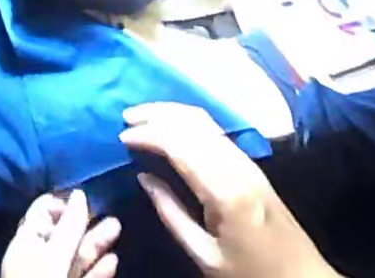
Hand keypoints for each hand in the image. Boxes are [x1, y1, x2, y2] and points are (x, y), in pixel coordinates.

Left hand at [1, 188, 120, 277]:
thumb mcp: (53, 259)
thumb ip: (68, 227)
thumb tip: (80, 193)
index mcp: (24, 246)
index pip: (41, 212)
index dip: (62, 202)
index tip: (86, 196)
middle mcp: (37, 261)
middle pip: (63, 233)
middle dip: (87, 222)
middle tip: (109, 209)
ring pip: (76, 257)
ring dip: (97, 243)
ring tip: (117, 227)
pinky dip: (98, 271)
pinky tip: (114, 262)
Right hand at [119, 104, 338, 277]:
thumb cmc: (252, 276)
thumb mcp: (206, 256)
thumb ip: (172, 213)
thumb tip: (144, 177)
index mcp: (223, 188)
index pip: (179, 144)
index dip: (149, 135)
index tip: (122, 138)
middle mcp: (234, 162)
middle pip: (191, 122)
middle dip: (157, 114)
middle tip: (126, 118)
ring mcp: (244, 158)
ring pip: (203, 119)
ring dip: (171, 112)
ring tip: (143, 117)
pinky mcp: (248, 161)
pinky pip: (212, 129)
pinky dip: (186, 121)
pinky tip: (172, 127)